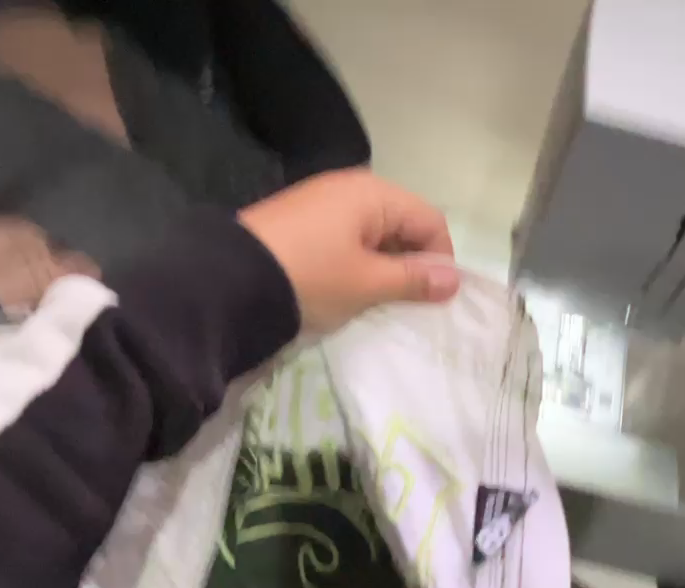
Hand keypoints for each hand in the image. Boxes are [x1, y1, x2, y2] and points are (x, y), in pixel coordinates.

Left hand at [238, 169, 461, 332]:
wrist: (230, 280)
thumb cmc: (311, 278)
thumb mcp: (367, 283)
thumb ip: (413, 279)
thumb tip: (454, 279)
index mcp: (374, 193)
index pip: (429, 219)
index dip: (440, 258)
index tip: (434, 298)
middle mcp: (351, 187)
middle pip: (403, 222)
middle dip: (412, 262)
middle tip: (407, 304)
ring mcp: (323, 202)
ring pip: (374, 233)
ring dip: (384, 266)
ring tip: (377, 301)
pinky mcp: (302, 221)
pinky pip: (347, 238)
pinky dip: (358, 262)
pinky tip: (348, 289)